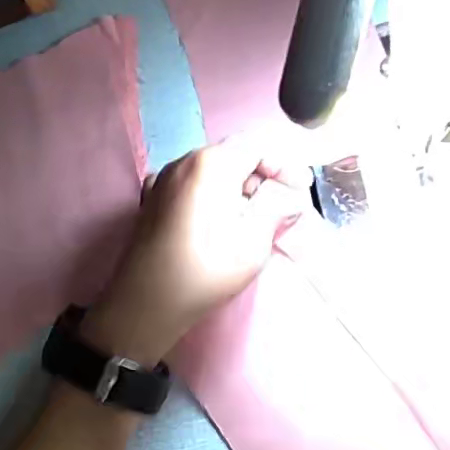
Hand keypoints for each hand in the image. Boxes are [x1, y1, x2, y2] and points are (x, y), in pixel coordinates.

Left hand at [81, 140, 309, 363]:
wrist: (147, 303)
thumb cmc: (205, 271)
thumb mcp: (253, 242)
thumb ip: (275, 209)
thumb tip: (287, 195)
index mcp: (209, 165)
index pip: (256, 147)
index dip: (284, 165)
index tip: (302, 188)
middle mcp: (182, 162)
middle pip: (232, 156)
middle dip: (261, 177)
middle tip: (280, 206)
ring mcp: (161, 180)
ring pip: (210, 172)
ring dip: (236, 188)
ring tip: (251, 217)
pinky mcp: (150, 201)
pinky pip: (190, 187)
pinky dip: (211, 197)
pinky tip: (218, 221)